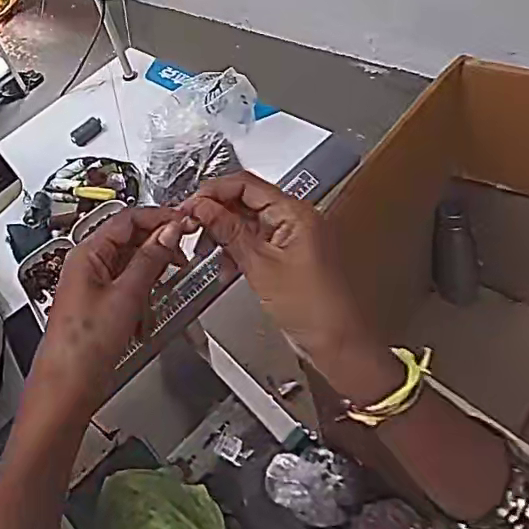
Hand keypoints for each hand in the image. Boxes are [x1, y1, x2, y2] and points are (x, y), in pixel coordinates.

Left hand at [24, 207, 189, 429]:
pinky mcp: (101, 307)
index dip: (158, 217)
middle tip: (182, 252)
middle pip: (129, 240)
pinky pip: (128, 289)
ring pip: (131, 266)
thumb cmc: (82, 345)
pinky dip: (142, 297)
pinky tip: (147, 314)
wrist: (67, 386)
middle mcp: (87, 266)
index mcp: (86, 254)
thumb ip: (150, 259)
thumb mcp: (126, 295)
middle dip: (157, 247)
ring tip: (165, 286)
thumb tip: (168, 232)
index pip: (126, 219)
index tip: (184, 221)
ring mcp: (93, 287)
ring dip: (151, 275)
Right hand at [181, 173, 377, 369]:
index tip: (190, 206)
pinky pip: (254, 242)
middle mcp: (296, 219)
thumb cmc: (316, 308)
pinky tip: (226, 265)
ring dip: (223, 234)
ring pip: (247, 223)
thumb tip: (202, 207)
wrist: (338, 343)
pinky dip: (236, 250)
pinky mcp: (287, 257)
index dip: (213, 192)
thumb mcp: (259, 265)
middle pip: (245, 201)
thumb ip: (228, 231)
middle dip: (215, 213)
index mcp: (295, 212)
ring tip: (206, 250)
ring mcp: (291, 238)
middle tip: (192, 226)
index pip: (245, 185)